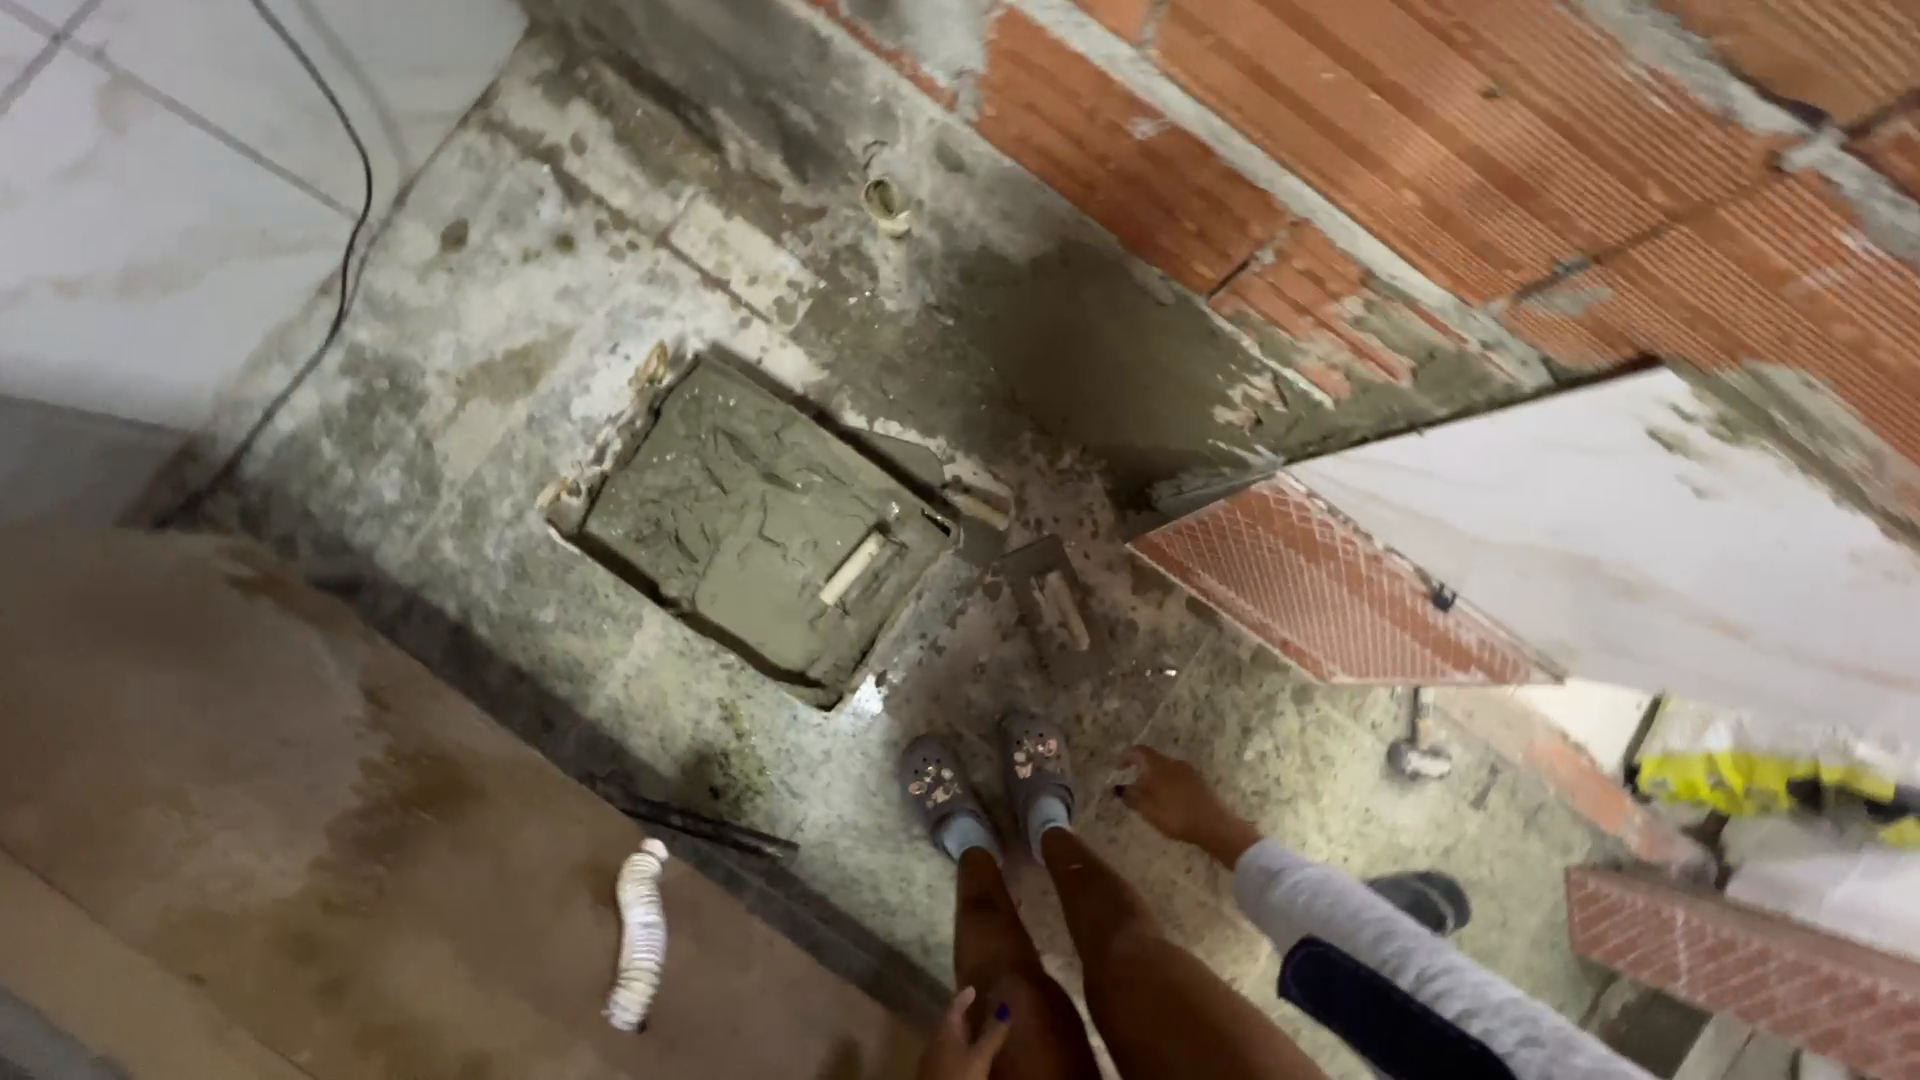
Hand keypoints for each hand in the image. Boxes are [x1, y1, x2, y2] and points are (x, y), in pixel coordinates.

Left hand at [915, 986, 1009, 1079]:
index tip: (972, 988)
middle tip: (979, 1010)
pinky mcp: (933, 1079)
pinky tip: (968, 1063)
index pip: (953, 1006)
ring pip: (947, 1043)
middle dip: (963, 1017)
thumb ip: (992, 1034)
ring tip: (978, 1036)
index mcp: (944, 1032)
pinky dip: (959, 1054)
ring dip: (961, 1037)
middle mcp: (934, 1042)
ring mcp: (931, 1063)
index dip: (963, 997)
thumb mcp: (979, 1058)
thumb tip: (1005, 1007)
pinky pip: (947, 1058)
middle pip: (949, 1024)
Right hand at [1116, 745, 1261, 867]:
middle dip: (1141, 772)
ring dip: (1156, 780)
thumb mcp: (1146, 809)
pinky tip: (1170, 803)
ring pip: (1167, 770)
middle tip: (1134, 788)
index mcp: (1158, 765)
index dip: (1126, 757)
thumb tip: (1118, 787)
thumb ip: (1130, 796)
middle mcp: (1173, 762)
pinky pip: (1178, 779)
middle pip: (1153, 761)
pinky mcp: (1200, 783)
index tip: (1119, 769)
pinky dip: (1169, 786)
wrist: (1214, 825)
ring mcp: (1189, 772)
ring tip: (1152, 799)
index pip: (1138, 751)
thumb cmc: (1175, 815)